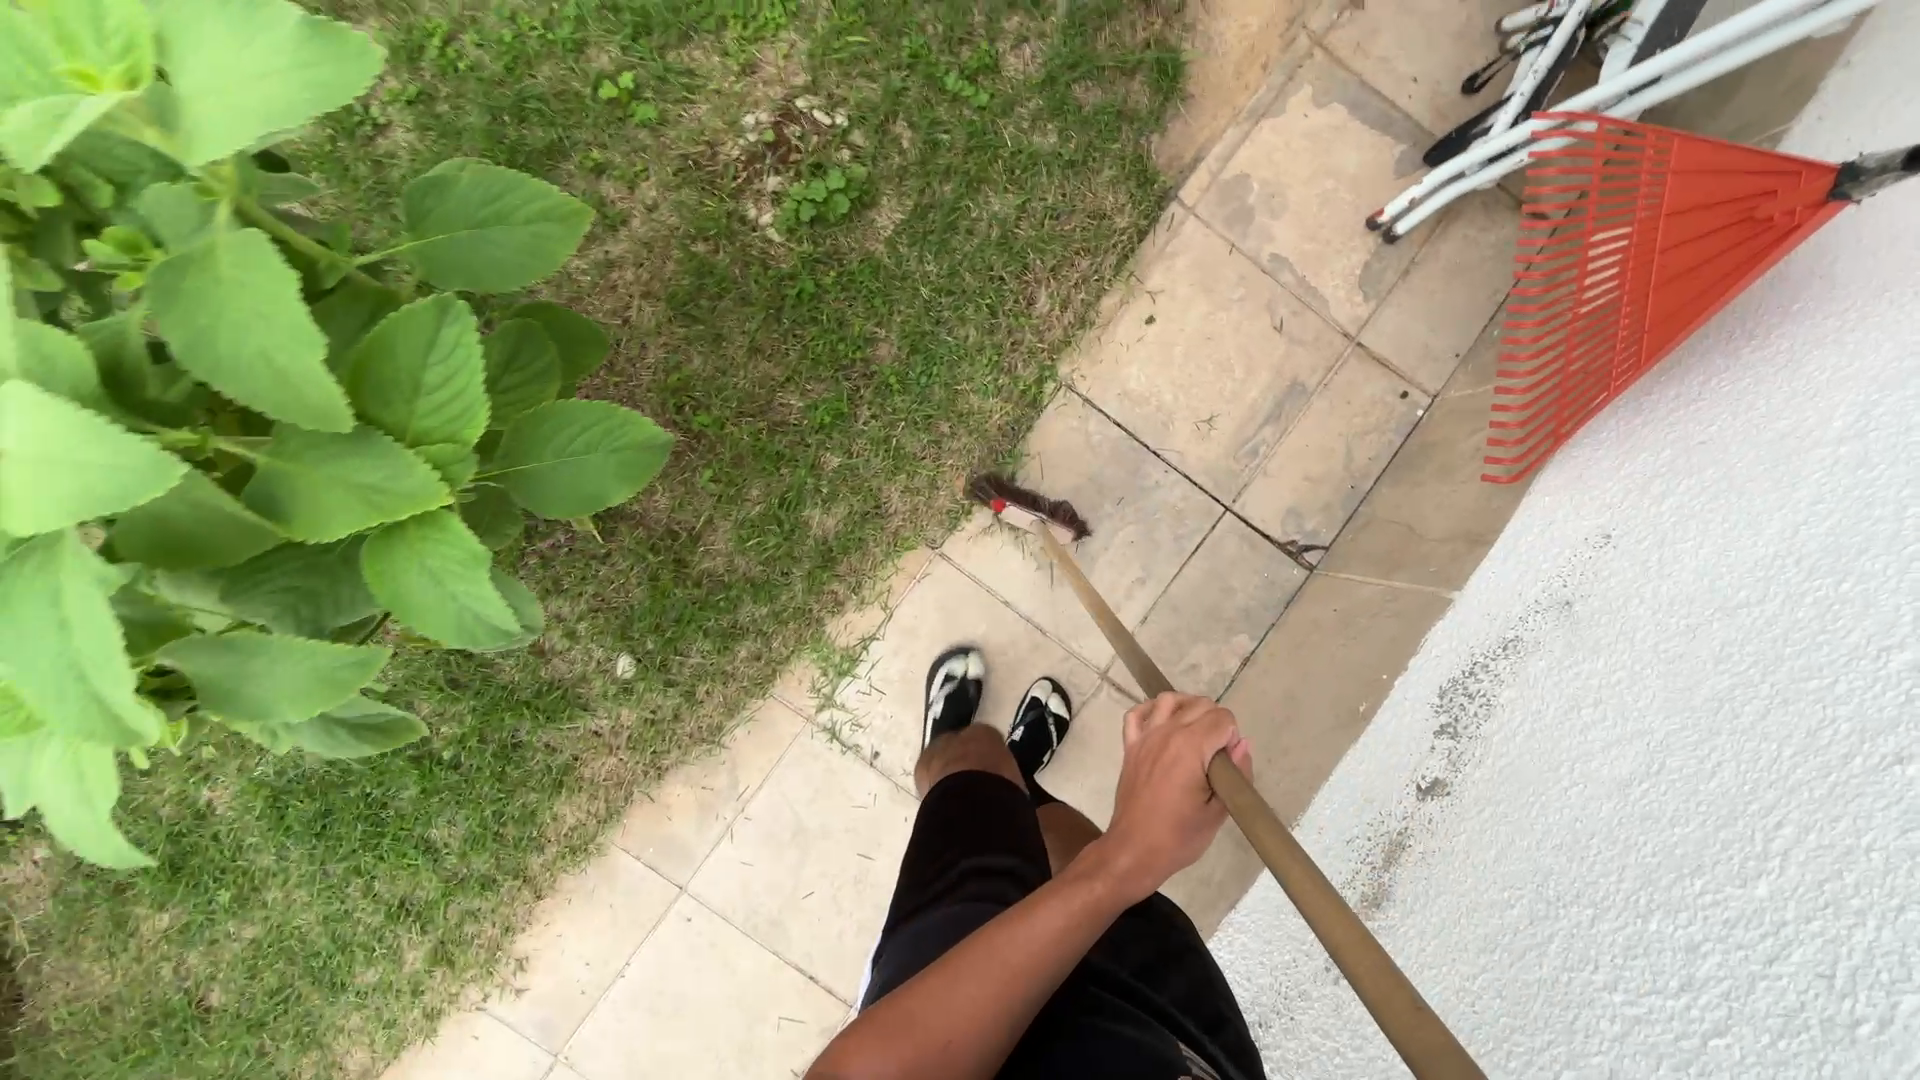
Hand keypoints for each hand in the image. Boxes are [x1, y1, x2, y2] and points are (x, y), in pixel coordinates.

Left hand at [1093, 692, 1251, 903]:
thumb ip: (1237, 773)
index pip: (1223, 718)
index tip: (1228, 764)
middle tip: (1217, 756)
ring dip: (1188, 708)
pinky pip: (1137, 714)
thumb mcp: (1218, 811)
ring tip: (1197, 734)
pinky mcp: (1130, 746)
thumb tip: (1243, 744)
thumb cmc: (1180, 836)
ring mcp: (1144, 737)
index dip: (1233, 738)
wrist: (1135, 848)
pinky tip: (1165, 725)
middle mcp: (1166, 733)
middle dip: (1216, 722)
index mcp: (1190, 747)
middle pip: (1200, 705)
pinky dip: (1152, 711)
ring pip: (1169, 700)